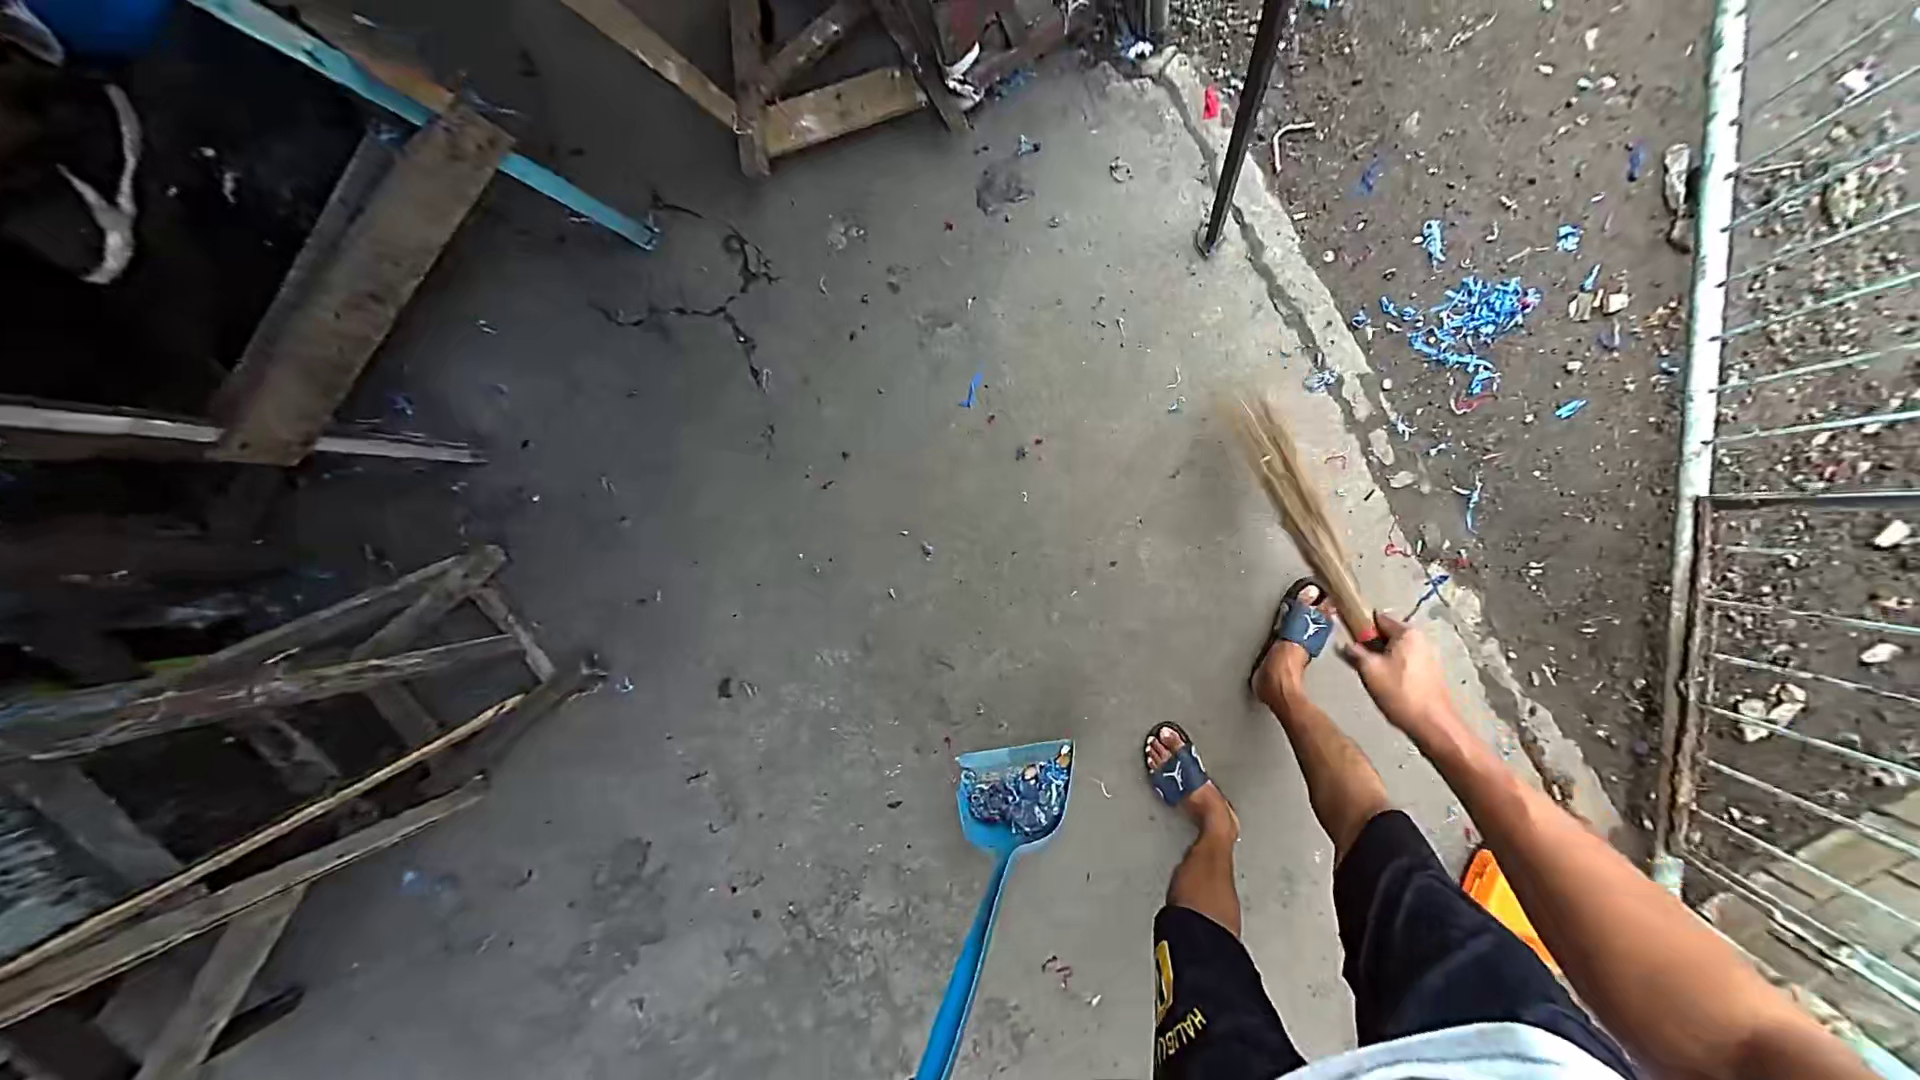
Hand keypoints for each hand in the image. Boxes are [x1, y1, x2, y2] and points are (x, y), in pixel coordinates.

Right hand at [1338, 613, 1458, 740]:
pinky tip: (1384, 682)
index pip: (1377, 618)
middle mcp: (1421, 640)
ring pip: (1394, 649)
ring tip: (1369, 673)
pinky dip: (1391, 667)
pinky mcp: (1430, 672)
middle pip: (1386, 634)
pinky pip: (1403, 661)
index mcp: (1408, 633)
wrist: (1432, 724)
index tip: (1346, 636)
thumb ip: (1354, 652)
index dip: (1359, 625)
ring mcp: (1428, 656)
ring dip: (1379, 657)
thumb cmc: (1400, 692)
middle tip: (1356, 659)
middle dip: (1369, 644)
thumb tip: (1344, 644)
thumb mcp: (1368, 669)